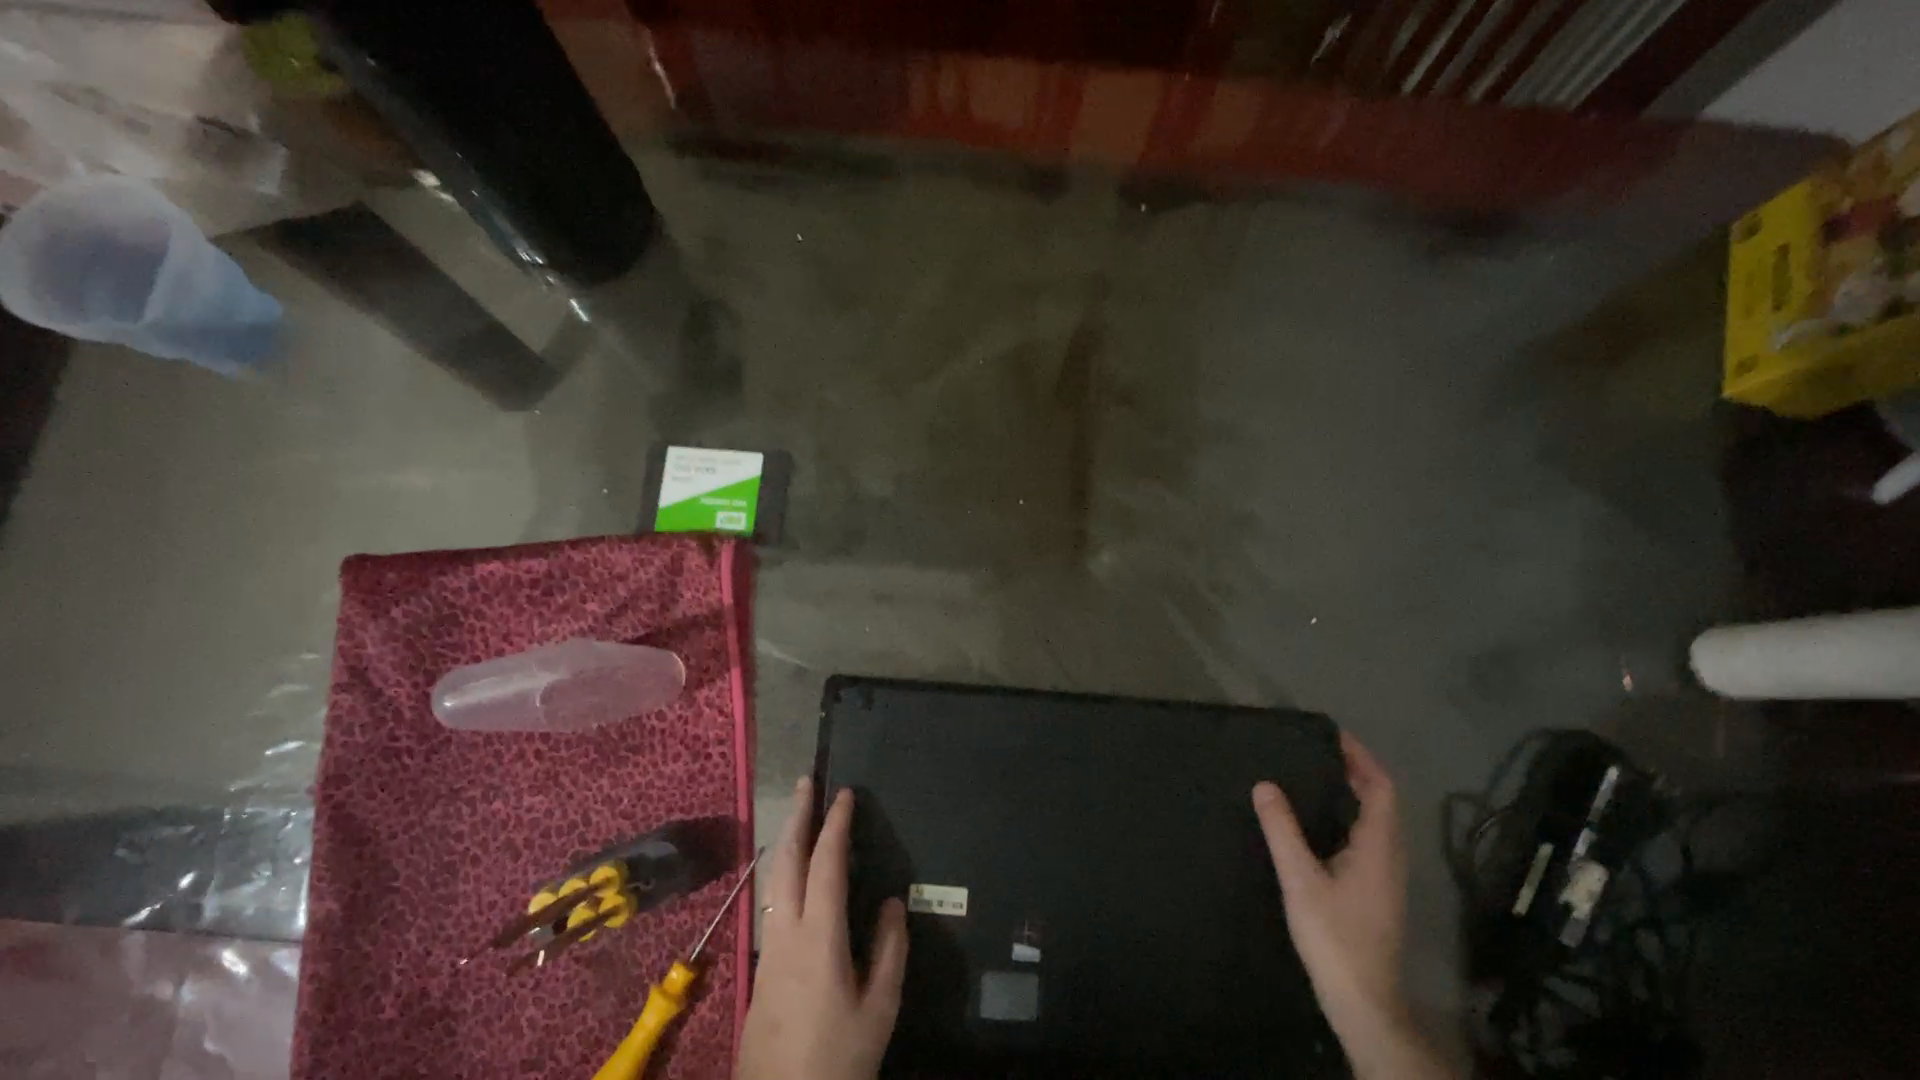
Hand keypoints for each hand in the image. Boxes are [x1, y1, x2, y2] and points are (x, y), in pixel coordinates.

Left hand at [736, 779, 907, 1079]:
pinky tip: (793, 875)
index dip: (835, 826)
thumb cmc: (837, 1056)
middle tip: (805, 783)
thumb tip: (892, 902)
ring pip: (773, 880)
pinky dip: (783, 871)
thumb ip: (889, 951)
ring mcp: (768, 949)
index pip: (826, 865)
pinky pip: (772, 901)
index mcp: (819, 937)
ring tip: (798, 816)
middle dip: (796, 817)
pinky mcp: (762, 967)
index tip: (844, 794)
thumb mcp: (880, 1010)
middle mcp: (786, 933)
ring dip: (786, 841)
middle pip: (786, 861)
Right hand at [1252, 733, 1415, 1048]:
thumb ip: (1282, 830)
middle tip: (1317, 753)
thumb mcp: (1300, 880)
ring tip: (1316, 781)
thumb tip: (1264, 784)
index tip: (1332, 736)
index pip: (1380, 787)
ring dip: (1355, 797)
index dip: (1361, 758)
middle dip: (1356, 773)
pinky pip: (1370, 841)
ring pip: (1378, 823)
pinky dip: (1351, 820)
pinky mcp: (1379, 895)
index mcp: (1378, 847)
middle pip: (1382, 802)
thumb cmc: (1334, 937)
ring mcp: (1388, 878)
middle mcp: (1391, 857)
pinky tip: (1321, 829)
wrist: (1363, 1000)